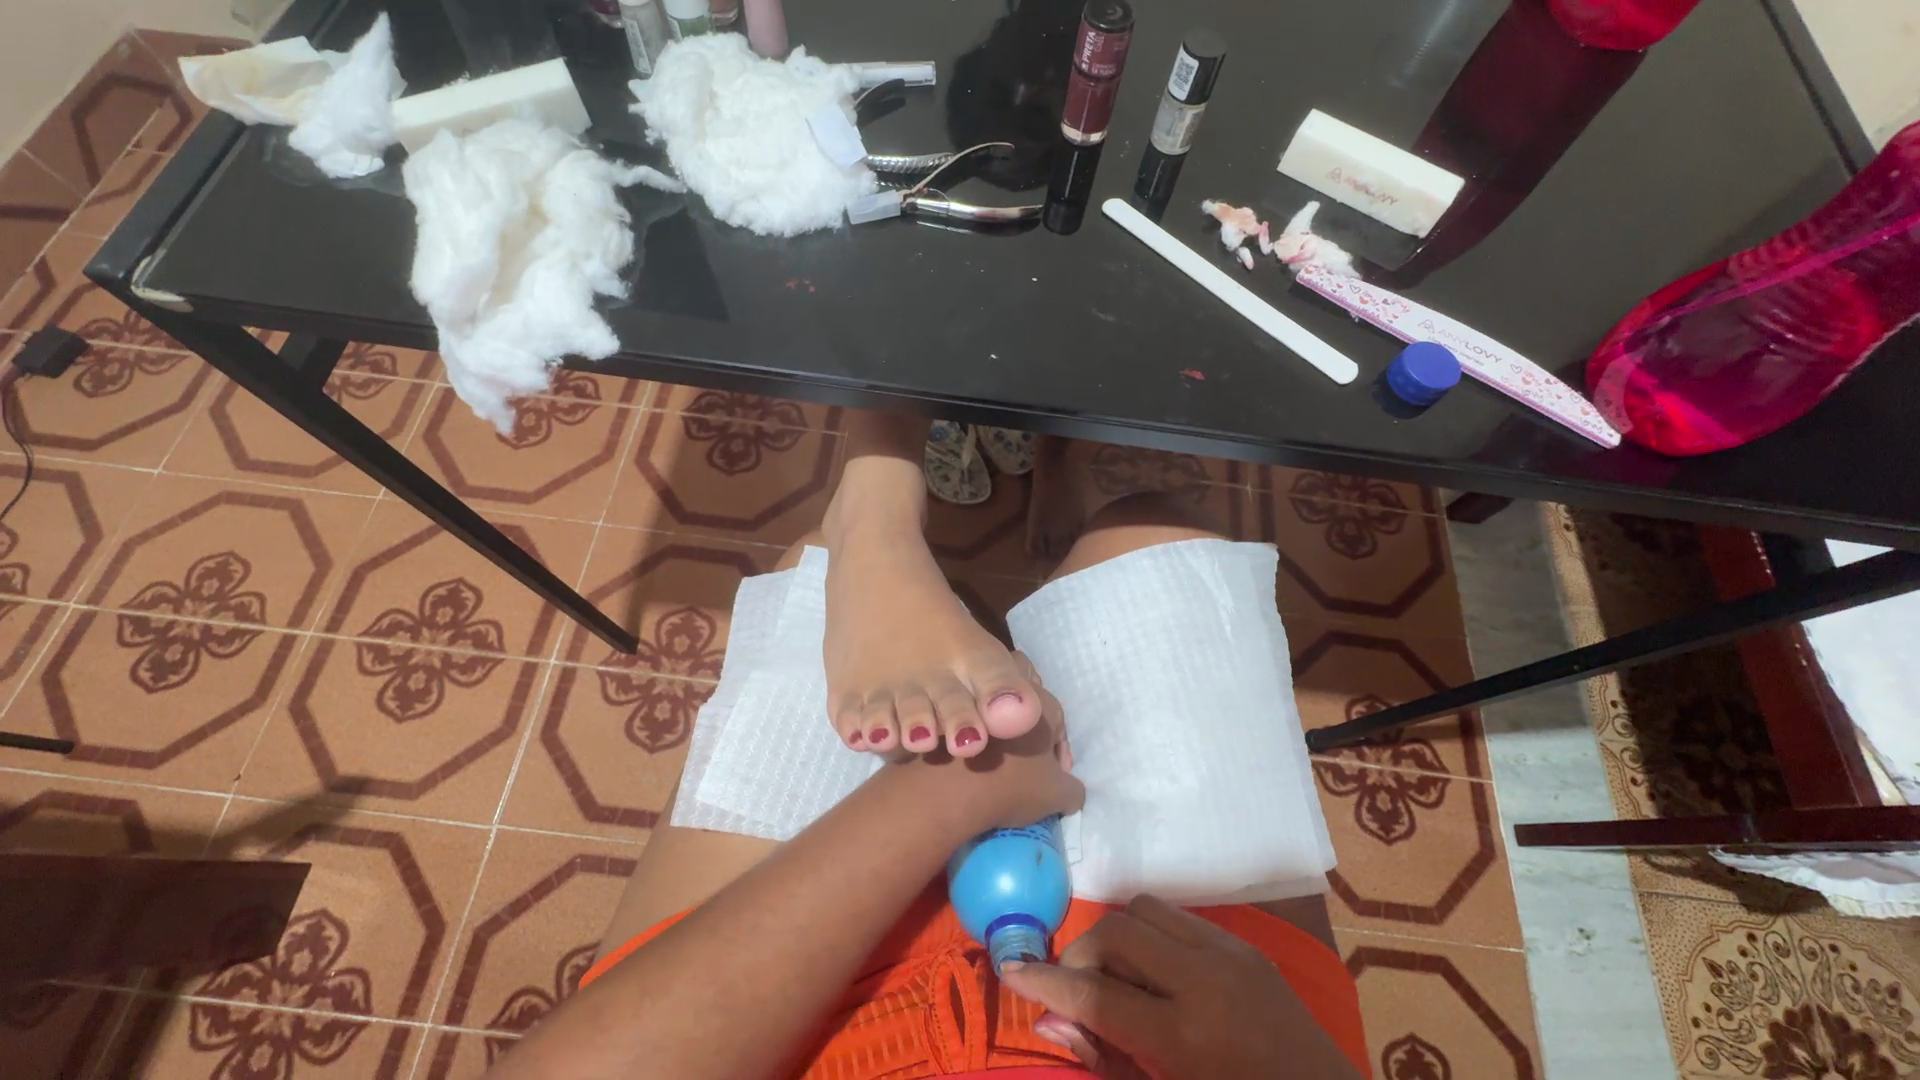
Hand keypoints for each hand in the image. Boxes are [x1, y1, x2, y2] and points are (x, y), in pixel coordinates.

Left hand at [884, 653, 1081, 833]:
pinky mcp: (937, 711)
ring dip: (992, 719)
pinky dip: (965, 729)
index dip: (1059, 748)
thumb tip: (1072, 789)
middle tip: (1025, 747)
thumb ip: (1072, 788)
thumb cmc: (1011, 786)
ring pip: (985, 697)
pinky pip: (957, 713)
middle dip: (1026, 712)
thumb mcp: (1056, 795)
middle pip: (1022, 688)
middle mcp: (1005, 689)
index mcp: (1040, 704)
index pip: (1058, 718)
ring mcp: (968, 697)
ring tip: (995, 751)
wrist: (946, 789)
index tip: (1055, 774)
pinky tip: (965, 755)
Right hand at [1001, 896, 1361, 1079]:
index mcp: (1187, 1037)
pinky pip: (1177, 917)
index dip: (1047, 983)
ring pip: (1145, 909)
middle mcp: (1206, 980)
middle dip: (1082, 954)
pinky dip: (1150, 933)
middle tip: (1073, 988)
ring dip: (1116, 935)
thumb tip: (1049, 1022)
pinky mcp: (1243, 945)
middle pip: (1117, 932)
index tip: (1012, 973)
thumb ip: (1107, 1060)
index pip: (1097, 997)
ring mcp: (1229, 954)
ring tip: (1114, 976)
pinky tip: (1154, 971)